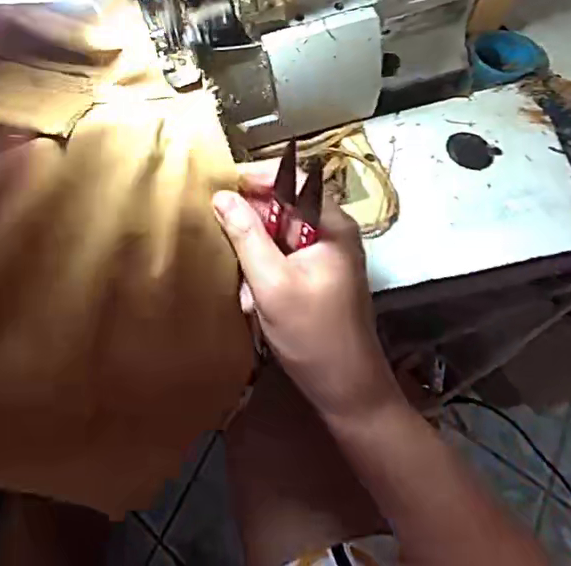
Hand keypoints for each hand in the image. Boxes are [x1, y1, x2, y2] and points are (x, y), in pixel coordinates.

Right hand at [212, 166, 399, 423]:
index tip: (220, 187)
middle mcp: (332, 229)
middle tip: (221, 235)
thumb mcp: (271, 283)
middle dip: (250, 220)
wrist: (349, 392)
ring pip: (279, 229)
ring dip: (254, 248)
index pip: (291, 178)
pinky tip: (251, 294)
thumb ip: (246, 235)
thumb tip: (221, 196)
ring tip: (238, 276)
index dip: (255, 177)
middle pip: (283, 202)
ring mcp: (327, 251)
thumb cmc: (314, 336)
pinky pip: (284, 252)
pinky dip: (264, 265)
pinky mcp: (318, 271)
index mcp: (331, 223)